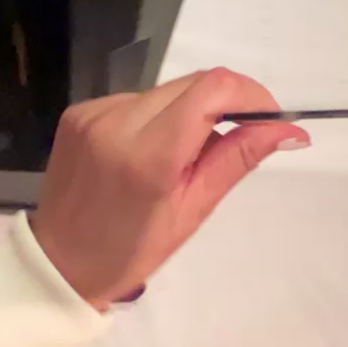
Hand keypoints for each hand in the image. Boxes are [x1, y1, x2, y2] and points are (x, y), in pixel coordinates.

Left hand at [29, 68, 309, 309]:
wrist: (58, 262)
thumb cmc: (130, 252)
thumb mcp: (191, 212)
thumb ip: (236, 160)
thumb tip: (288, 130)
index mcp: (147, 156)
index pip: (213, 89)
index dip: (250, 95)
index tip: (268, 120)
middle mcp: (116, 122)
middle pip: (192, 84)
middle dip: (224, 105)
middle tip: (235, 141)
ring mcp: (93, 113)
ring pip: (164, 91)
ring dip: (187, 113)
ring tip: (181, 158)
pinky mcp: (79, 112)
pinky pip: (134, 101)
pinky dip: (154, 119)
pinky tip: (146, 153)